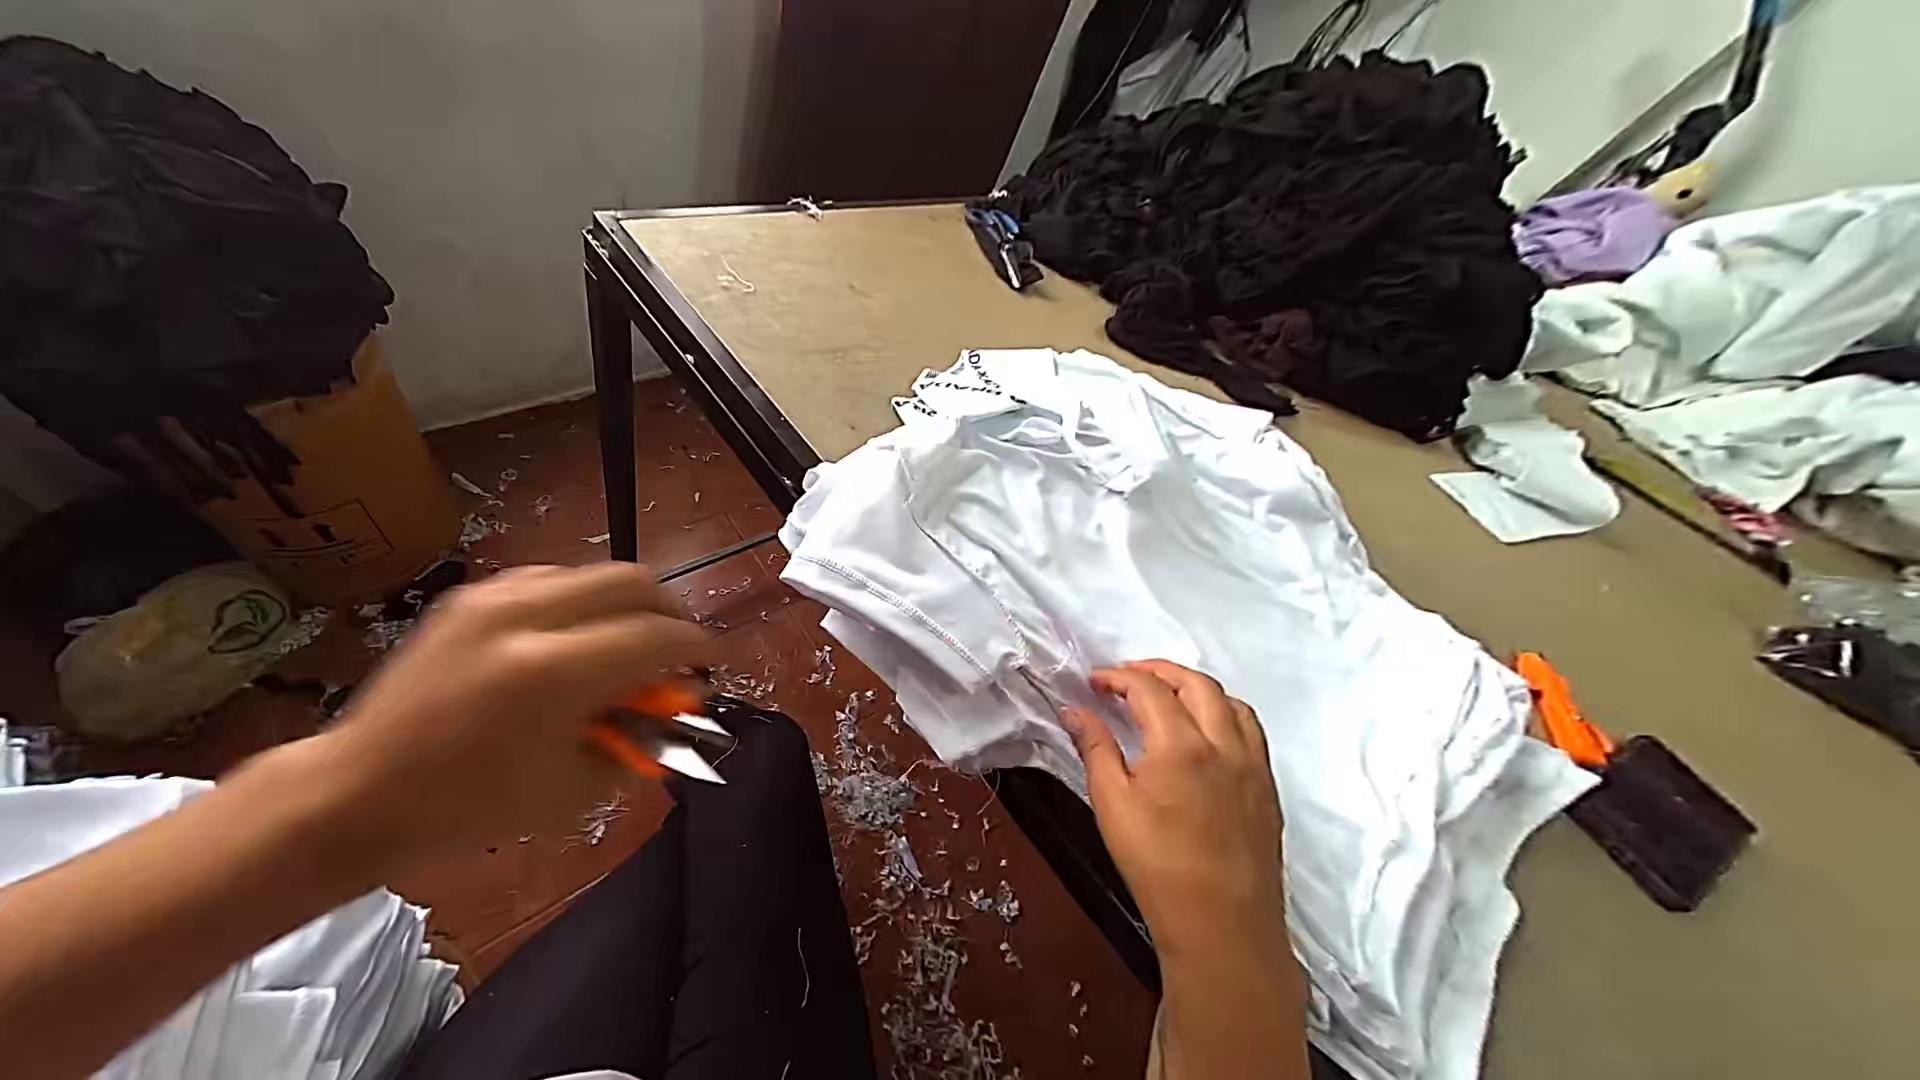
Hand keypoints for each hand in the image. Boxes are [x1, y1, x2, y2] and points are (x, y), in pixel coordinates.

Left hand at [255, 563, 708, 872]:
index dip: (696, 647)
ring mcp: (495, 599)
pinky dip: (585, 601)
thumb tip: (679, 703)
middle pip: (636, 583)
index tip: (707, 663)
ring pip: (598, 573)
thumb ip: (641, 737)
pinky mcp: (474, 596)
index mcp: (555, 672)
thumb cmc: (469, 806)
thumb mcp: (576, 786)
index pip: (658, 635)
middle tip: (676, 647)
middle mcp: (528, 617)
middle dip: (671, 613)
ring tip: (628, 642)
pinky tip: (579, 636)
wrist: (354, 793)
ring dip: (629, 605)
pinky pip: (557, 578)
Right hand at [1061, 660, 1285, 956]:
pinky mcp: (1267, 784)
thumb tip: (1075, 710)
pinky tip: (1205, 728)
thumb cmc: (1157, 867)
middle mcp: (1224, 743)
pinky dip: (1222, 710)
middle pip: (1193, 682)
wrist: (1221, 928)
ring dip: (1193, 685)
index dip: (1117, 677)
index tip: (1094, 682)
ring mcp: (1252, 763)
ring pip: (1227, 699)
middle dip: (1156, 669)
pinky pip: (1249, 727)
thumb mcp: (1111, 804)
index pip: (1148, 688)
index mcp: (1182, 745)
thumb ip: (1094, 747)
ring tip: (1165, 695)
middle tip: (1125, 678)